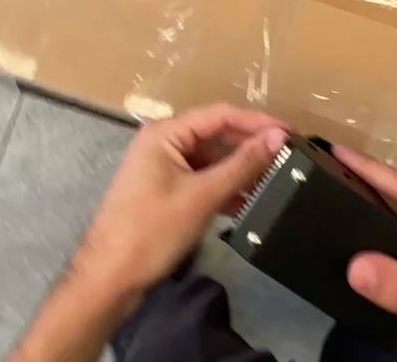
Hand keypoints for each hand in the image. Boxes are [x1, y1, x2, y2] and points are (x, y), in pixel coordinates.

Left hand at [69, 103, 288, 310]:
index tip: (290, 133)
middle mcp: (164, 141)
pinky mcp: (165, 190)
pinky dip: (224, 186)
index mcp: (166, 132)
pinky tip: (248, 200)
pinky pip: (202, 177)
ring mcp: (163, 166)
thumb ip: (241, 165)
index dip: (257, 122)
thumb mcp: (201, 197)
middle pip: (216, 134)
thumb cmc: (151, 232)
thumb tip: (278, 138)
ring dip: (239, 168)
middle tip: (287, 156)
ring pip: (211, 158)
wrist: (106, 281)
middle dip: (250, 145)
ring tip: (275, 179)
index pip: (221, 115)